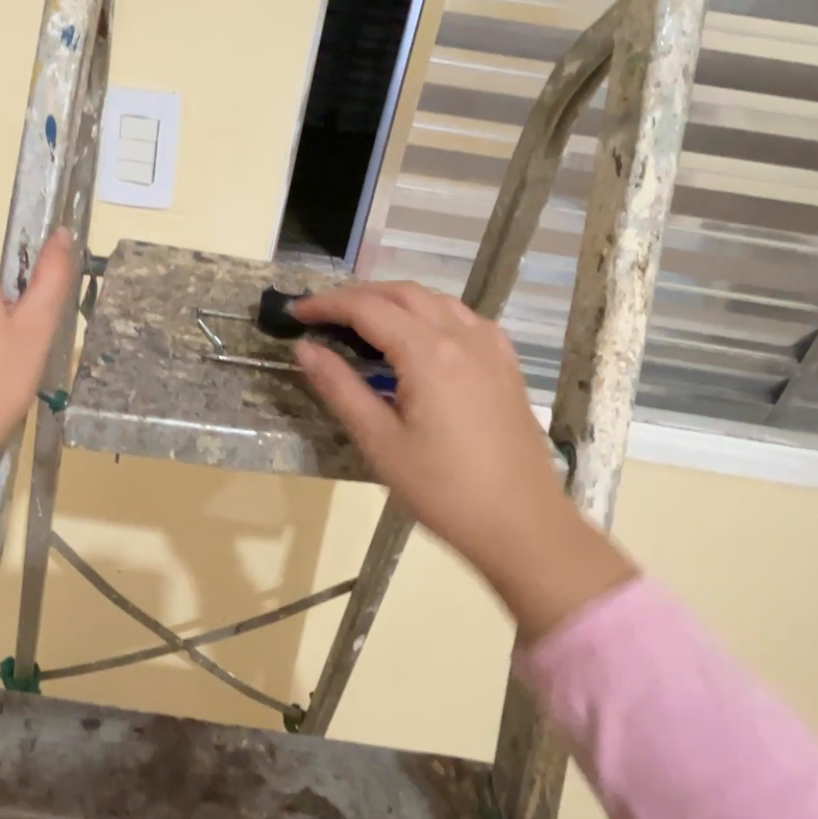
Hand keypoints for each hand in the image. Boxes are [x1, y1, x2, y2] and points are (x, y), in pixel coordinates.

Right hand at [292, 283, 634, 639]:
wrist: (522, 525)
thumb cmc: (443, 490)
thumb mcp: (380, 442)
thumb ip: (340, 388)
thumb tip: (305, 350)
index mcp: (430, 354)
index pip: (369, 309)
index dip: (328, 305)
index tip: (295, 313)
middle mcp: (464, 337)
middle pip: (404, 294)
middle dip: (358, 296)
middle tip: (322, 316)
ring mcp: (492, 348)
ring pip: (436, 301)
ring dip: (394, 301)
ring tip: (360, 323)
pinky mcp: (506, 366)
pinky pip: (463, 319)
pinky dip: (429, 315)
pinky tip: (416, 340)